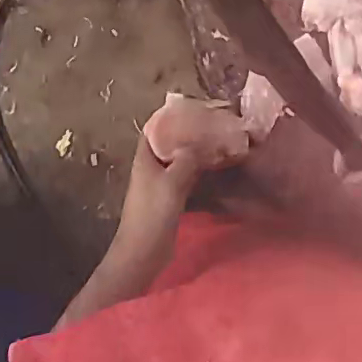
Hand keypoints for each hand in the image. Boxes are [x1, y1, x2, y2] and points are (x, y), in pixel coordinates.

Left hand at [59, 134, 198, 328]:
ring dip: (194, 151)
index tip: (193, 109)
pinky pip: (185, 175)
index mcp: (145, 158)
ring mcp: (160, 184)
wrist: (144, 252)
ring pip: (178, 159)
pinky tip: (214, 166)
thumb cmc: (153, 214)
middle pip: (168, 143)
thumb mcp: (172, 182)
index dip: (170, 117)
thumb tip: (200, 143)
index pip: (155, 129)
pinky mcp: (170, 198)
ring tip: (217, 140)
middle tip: (212, 123)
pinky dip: (198, 168)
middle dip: (187, 132)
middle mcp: (151, 167)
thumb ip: (186, 160)